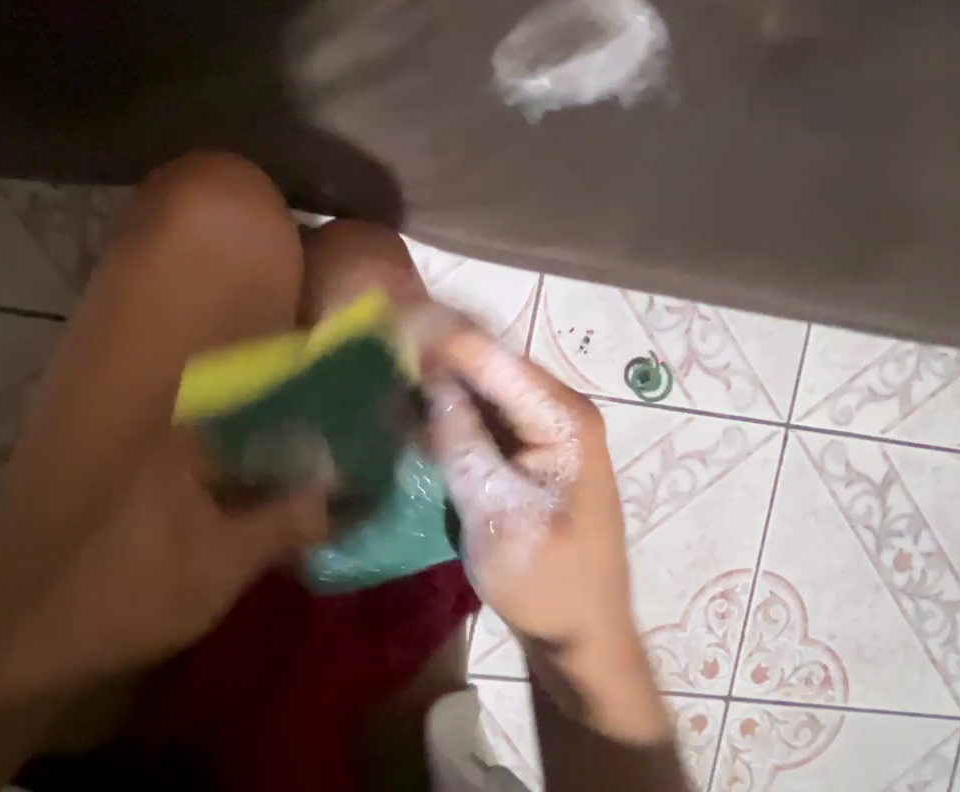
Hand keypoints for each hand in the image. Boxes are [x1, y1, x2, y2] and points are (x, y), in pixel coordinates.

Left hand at [0, 421, 331, 710]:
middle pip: (255, 434)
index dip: (316, 422)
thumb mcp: (228, 560)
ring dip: (276, 479)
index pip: (269, 409)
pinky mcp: (153, 504)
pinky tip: (274, 522)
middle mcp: (176, 442)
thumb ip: (288, 520)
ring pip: (237, 464)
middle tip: (348, 472)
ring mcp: (161, 472)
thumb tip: (345, 489)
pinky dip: (248, 501)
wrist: (50, 638)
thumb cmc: (143, 589)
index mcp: (192, 439)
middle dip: (300, 453)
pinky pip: (216, 488)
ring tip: (323, 496)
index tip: (355, 438)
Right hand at [409, 304, 668, 743]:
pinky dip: (448, 407)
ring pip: (481, 383)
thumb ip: (460, 439)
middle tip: (376, 344)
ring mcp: (544, 425)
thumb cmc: (545, 580)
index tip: (384, 324)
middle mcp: (557, 407)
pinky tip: (409, 406)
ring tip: (383, 368)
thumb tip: (426, 377)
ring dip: (436, 377)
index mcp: (561, 417)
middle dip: (433, 351)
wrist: (582, 636)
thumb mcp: (494, 512)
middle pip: (486, 361)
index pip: (490, 356)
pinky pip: (484, 410)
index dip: (437, 337)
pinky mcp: (528, 445)